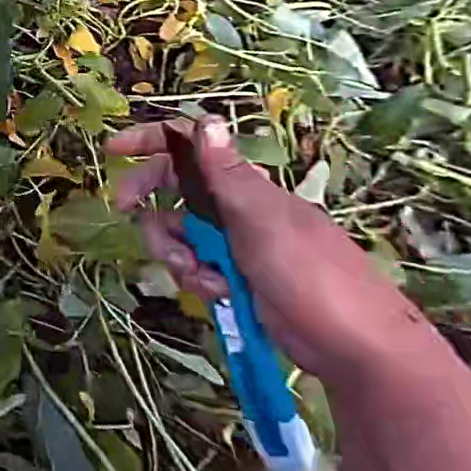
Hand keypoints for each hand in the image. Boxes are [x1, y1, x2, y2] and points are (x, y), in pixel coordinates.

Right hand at [108, 117, 433, 384]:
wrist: (357, 351)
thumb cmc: (312, 275)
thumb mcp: (263, 220)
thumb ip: (226, 174)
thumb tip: (207, 120)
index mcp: (244, 186)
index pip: (190, 148)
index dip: (150, 142)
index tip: (114, 149)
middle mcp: (235, 208)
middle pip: (172, 191)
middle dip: (150, 204)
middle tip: (128, 211)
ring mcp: (234, 244)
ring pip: (176, 233)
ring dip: (175, 252)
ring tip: (201, 276)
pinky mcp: (233, 277)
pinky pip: (192, 266)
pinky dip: (195, 277)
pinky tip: (217, 292)